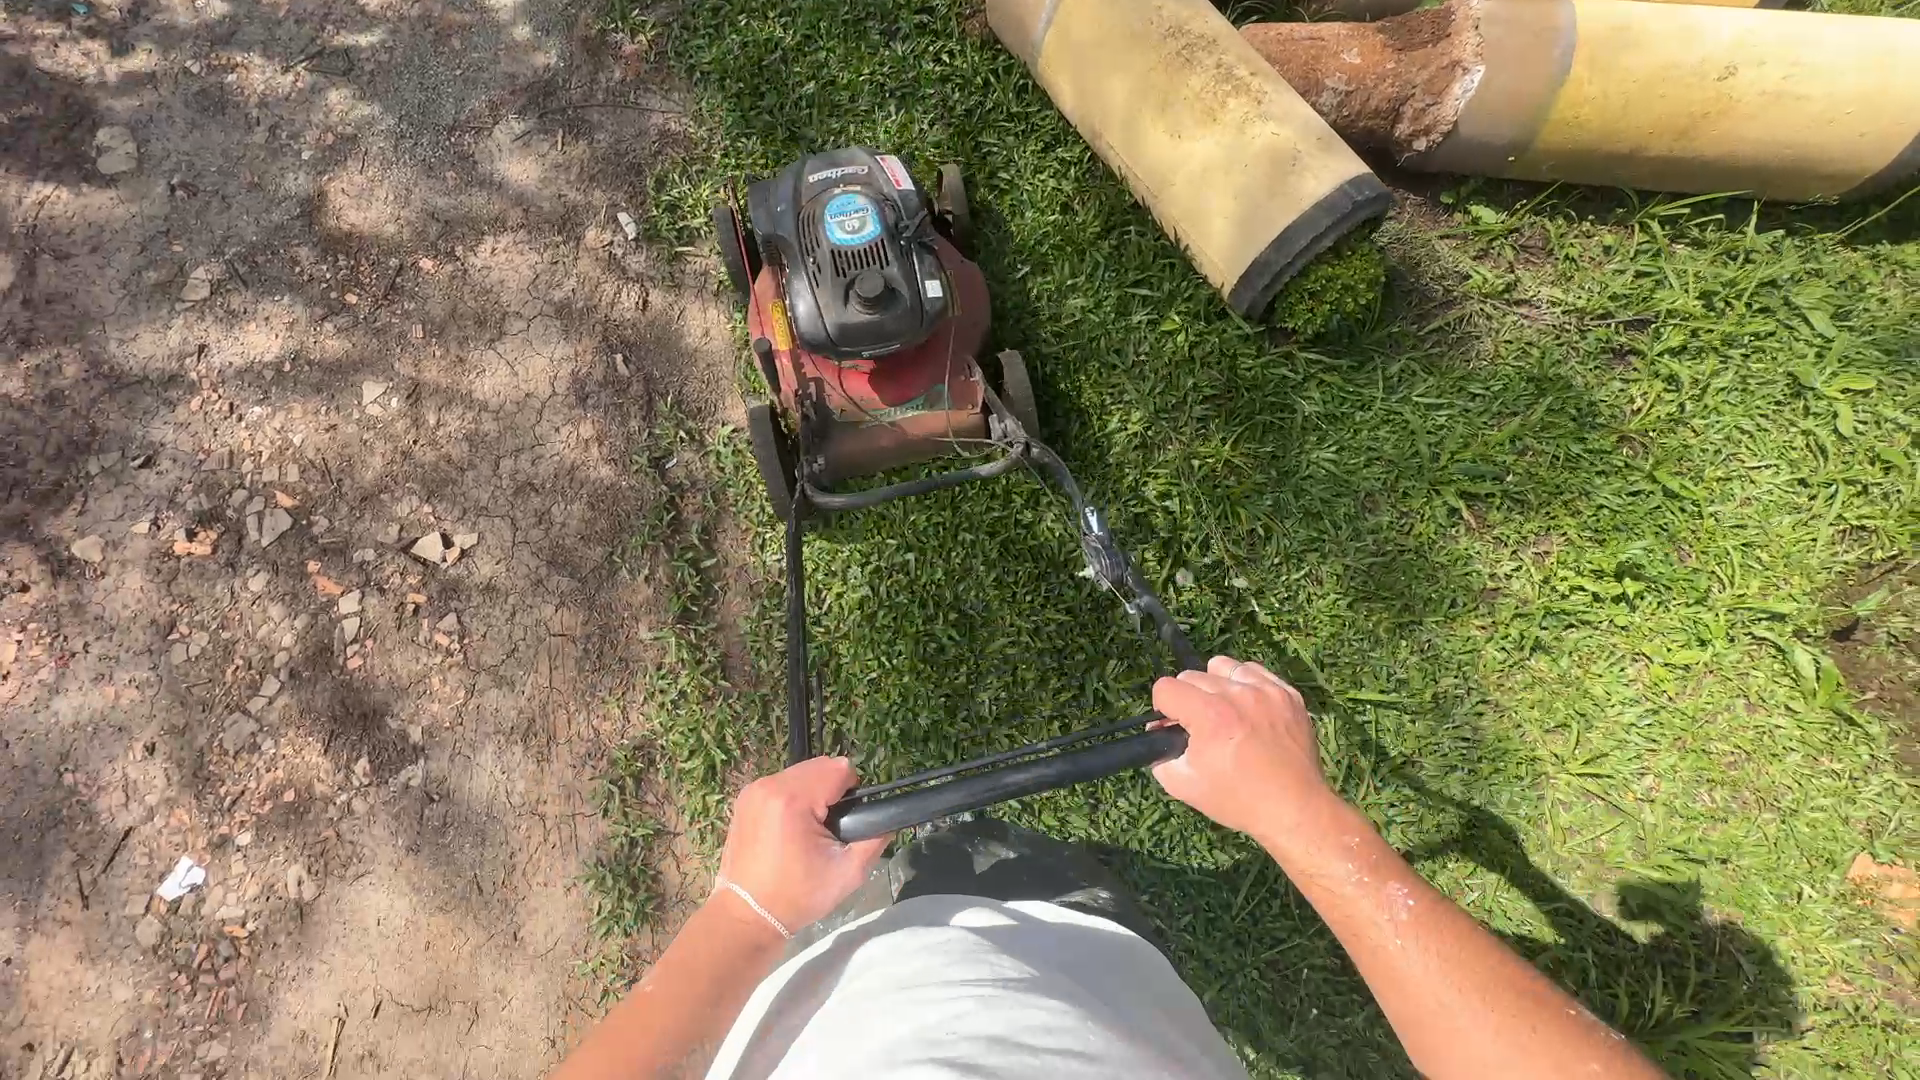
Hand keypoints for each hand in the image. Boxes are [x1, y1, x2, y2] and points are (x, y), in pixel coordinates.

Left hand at [714, 756, 888, 933]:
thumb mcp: (847, 874)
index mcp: (792, 800)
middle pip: (820, 766)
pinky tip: (791, 826)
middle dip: (832, 790)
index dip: (850, 792)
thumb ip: (875, 839)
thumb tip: (888, 819)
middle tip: (828, 828)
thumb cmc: (796, 896)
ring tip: (810, 828)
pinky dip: (794, 796)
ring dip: (813, 792)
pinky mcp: (745, 797)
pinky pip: (783, 782)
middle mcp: (770, 785)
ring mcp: (754, 790)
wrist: (746, 916)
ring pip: (801, 772)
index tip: (843, 822)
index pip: (839, 769)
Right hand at [1151, 655, 1336, 839]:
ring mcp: (1266, 691)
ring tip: (1225, 712)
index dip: (1163, 709)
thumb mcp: (1182, 785)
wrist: (1294, 809)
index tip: (1175, 727)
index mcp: (1209, 715)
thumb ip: (1159, 753)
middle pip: (1191, 675)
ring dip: (1215, 685)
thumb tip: (1158, 729)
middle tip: (1200, 728)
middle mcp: (1237, 694)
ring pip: (1222, 666)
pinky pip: (1254, 672)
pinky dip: (1245, 685)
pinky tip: (1249, 710)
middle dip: (1187, 699)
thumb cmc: (1237, 799)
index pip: (1165, 687)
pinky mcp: (1288, 694)